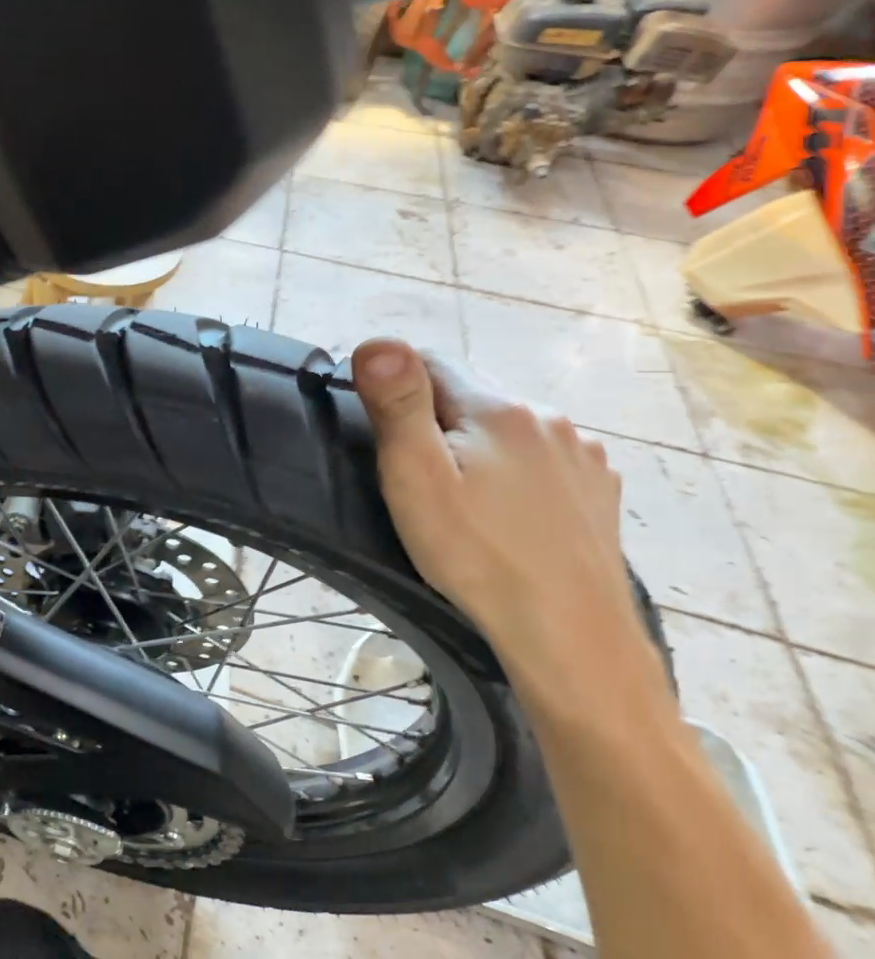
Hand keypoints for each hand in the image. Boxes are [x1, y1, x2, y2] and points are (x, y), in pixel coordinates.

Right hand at [350, 339, 661, 698]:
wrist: (567, 631)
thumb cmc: (474, 553)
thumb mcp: (415, 477)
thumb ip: (398, 405)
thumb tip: (378, 341)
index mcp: (497, 409)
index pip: (429, 362)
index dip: (391, 384)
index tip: (372, 427)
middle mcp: (547, 418)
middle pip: (470, 396)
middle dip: (434, 419)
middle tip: (410, 474)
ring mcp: (582, 454)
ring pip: (508, 429)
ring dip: (477, 446)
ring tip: (458, 498)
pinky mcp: (599, 489)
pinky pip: (542, 460)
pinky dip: (516, 472)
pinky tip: (506, 513)